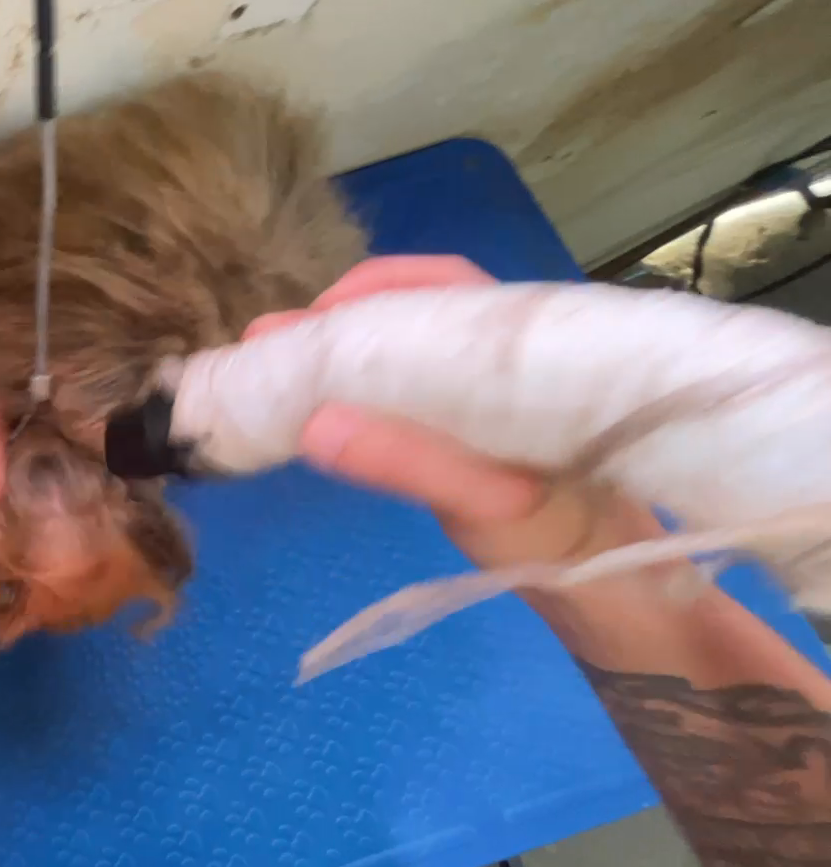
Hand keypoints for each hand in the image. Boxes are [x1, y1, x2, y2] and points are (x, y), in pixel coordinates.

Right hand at [245, 255, 665, 571]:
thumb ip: (409, 462)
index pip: (451, 289)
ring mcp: (472, 395)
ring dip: (332, 353)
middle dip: (336, 319)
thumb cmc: (555, 535)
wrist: (599, 580)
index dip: (382, 286)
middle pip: (412, 313)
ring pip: (397, 351)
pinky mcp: (448, 429)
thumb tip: (312, 426)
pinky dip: (343, 388)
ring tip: (270, 361)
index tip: (319, 310)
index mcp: (531, 353)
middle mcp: (500, 361)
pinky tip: (309, 401)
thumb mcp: (487, 500)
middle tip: (268, 338)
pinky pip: (391, 392)